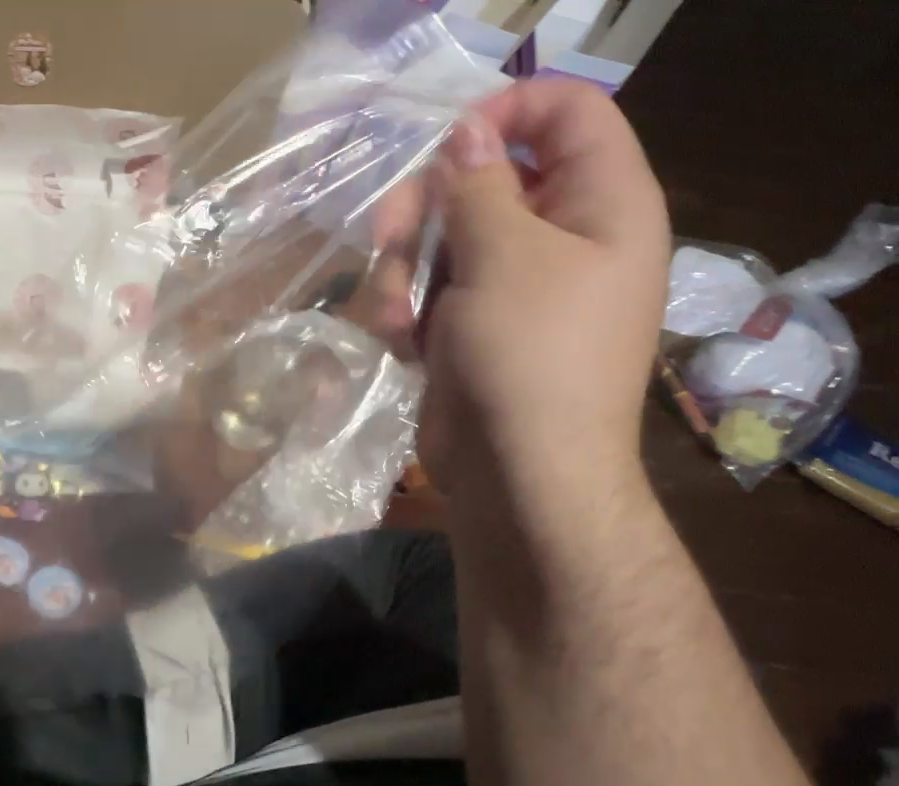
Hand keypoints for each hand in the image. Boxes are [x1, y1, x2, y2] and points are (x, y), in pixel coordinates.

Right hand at [418, 78, 670, 495]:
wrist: (518, 471)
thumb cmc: (529, 357)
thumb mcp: (503, 258)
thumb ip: (478, 187)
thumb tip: (464, 134)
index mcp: (602, 204)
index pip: (568, 114)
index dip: (506, 111)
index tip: (440, 144)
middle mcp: (561, 238)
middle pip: (483, 181)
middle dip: (424, 210)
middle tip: (388, 239)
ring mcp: (511, 288)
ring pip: (440, 241)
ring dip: (402, 272)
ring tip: (395, 319)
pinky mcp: (469, 329)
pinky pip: (427, 293)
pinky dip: (405, 313)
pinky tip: (400, 344)